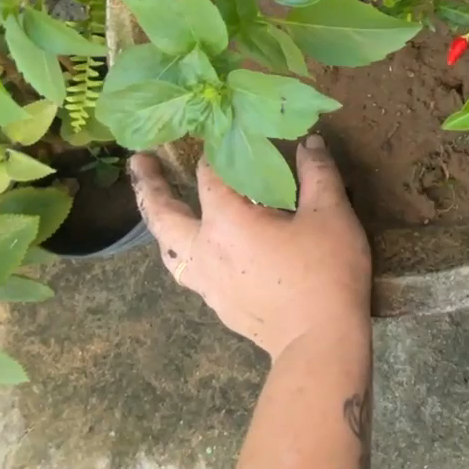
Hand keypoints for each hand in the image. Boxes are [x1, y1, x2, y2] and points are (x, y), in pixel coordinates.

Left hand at [128, 136, 370, 359]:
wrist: (320, 339)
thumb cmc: (326, 269)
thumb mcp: (330, 211)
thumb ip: (317, 171)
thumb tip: (309, 141)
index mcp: (228, 221)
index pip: (210, 176)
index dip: (212, 150)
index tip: (213, 129)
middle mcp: (205, 250)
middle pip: (164, 215)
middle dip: (149, 186)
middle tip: (138, 161)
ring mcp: (207, 283)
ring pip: (169, 248)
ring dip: (160, 223)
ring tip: (158, 207)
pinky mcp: (218, 304)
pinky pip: (188, 269)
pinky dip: (184, 248)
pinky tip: (202, 247)